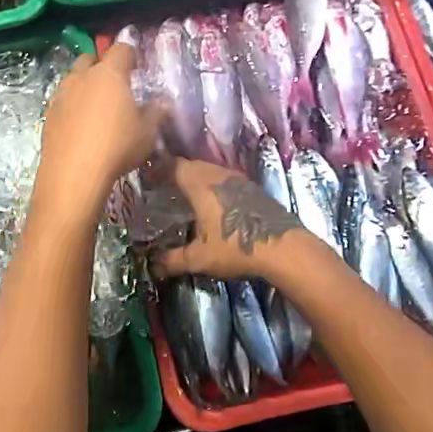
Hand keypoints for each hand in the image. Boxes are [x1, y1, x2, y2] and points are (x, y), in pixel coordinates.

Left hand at [36, 43, 162, 217]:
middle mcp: (82, 77)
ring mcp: (62, 95)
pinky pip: (63, 101)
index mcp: (110, 74)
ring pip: (73, 79)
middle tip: (115, 85)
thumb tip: (162, 103)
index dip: (130, 54)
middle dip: (102, 65)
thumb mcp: (147, 133)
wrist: (74, 173)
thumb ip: (155, 113)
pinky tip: (81, 126)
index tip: (137, 67)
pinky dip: (72, 105)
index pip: (121, 49)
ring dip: (84, 85)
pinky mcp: (48, 114)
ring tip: (97, 106)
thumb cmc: (118, 146)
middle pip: (91, 58)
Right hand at [154, 158, 312, 281]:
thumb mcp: (199, 258)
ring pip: (213, 171)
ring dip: (199, 179)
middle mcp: (220, 176)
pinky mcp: (255, 189)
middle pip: (194, 165)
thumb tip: (154, 266)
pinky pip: (228, 181)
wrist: (283, 248)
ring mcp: (240, 180)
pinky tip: (216, 205)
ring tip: (188, 196)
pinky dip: (217, 187)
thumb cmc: (235, 247)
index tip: (148, 179)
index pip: (174, 166)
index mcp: (201, 185)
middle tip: (165, 189)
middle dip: (178, 174)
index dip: (159, 169)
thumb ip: (173, 260)